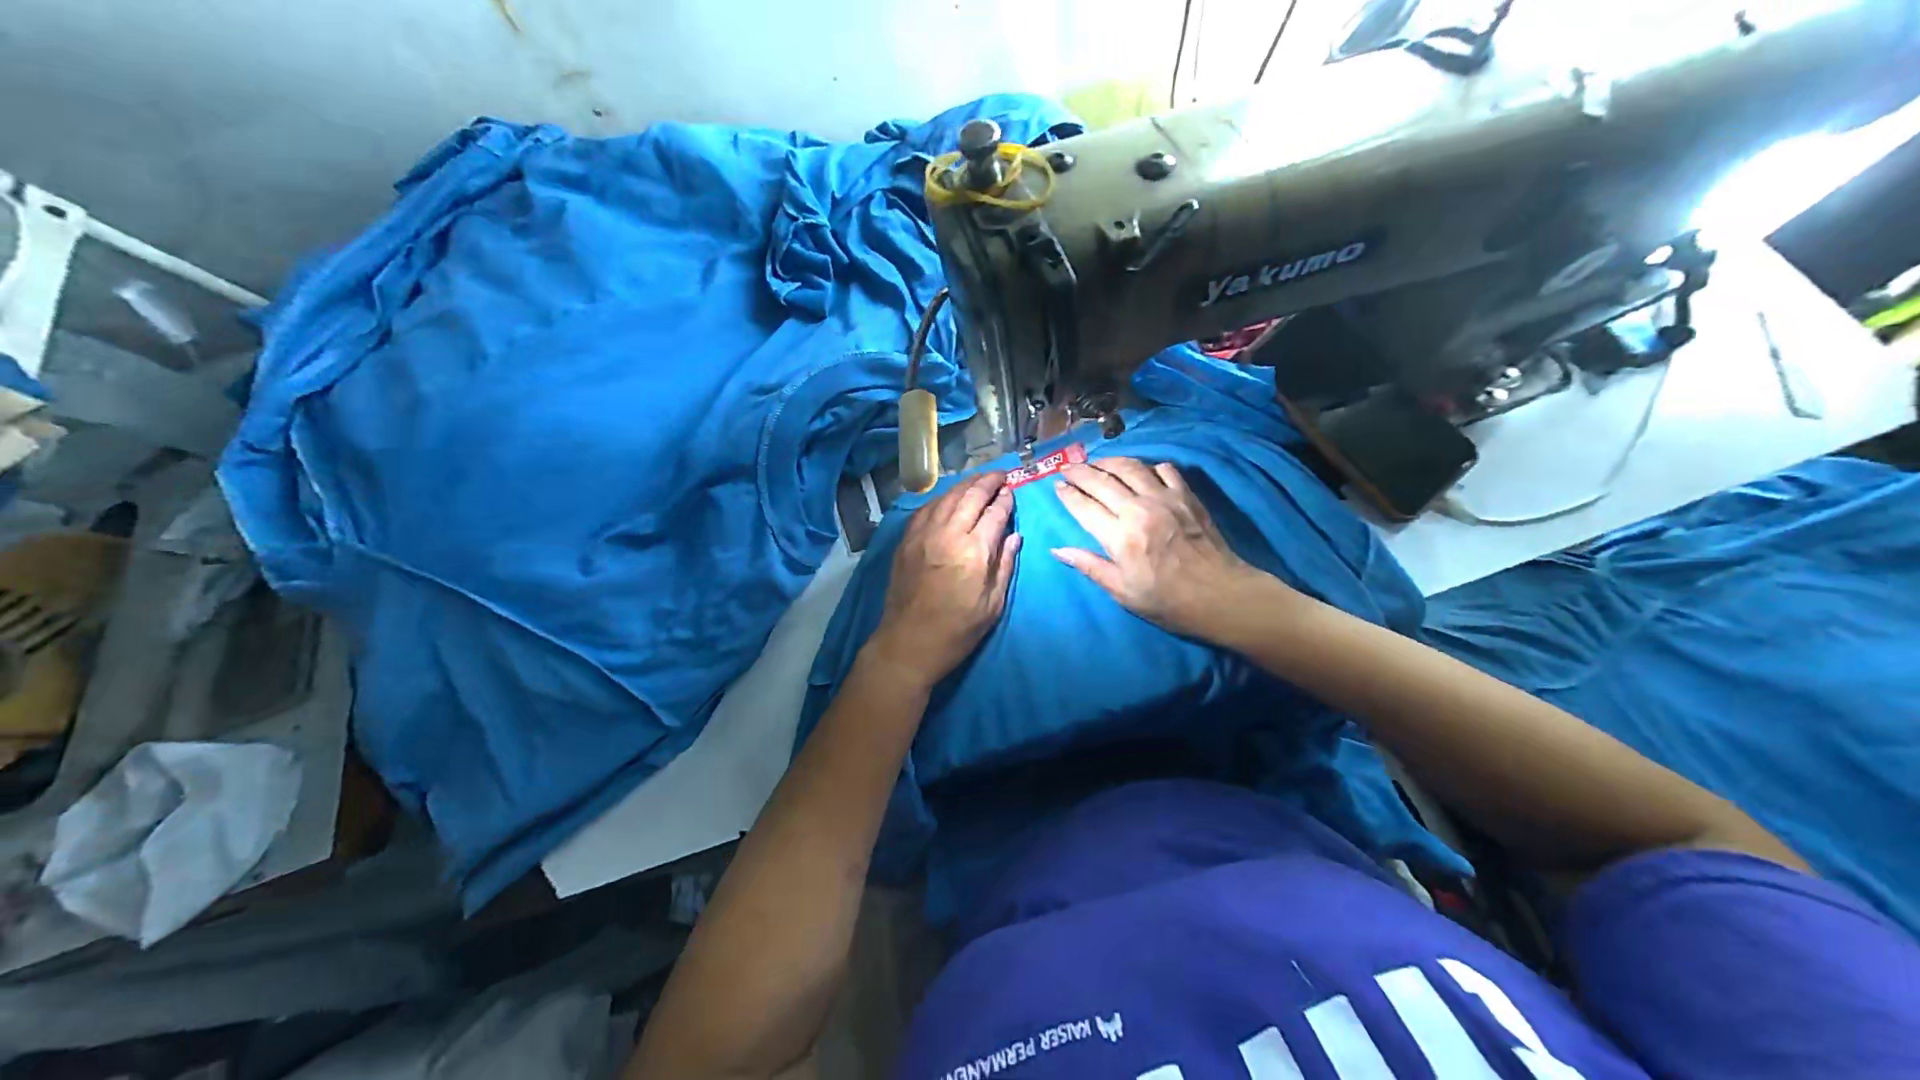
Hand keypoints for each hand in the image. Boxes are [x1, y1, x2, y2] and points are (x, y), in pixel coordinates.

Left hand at [866, 471, 1021, 687]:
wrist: (908, 643)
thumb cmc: (957, 631)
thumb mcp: (992, 604)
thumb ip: (1004, 565)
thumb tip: (1014, 535)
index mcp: (974, 551)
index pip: (995, 513)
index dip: (1006, 500)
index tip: (1013, 491)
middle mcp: (948, 533)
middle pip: (971, 496)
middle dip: (988, 482)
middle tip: (1000, 475)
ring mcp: (923, 534)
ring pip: (947, 497)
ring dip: (965, 485)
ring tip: (979, 480)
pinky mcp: (906, 540)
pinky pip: (926, 508)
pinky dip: (942, 498)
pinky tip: (950, 497)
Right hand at [1051, 458, 1273, 638]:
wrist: (1220, 595)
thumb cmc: (1167, 600)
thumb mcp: (1123, 591)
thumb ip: (1090, 566)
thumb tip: (1058, 550)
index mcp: (1120, 537)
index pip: (1084, 506)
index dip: (1068, 494)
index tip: (1057, 486)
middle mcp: (1139, 510)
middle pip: (1102, 481)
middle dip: (1080, 472)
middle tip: (1068, 468)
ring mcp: (1165, 498)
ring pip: (1130, 468)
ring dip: (1109, 462)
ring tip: (1097, 463)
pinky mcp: (1186, 496)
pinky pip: (1164, 469)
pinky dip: (1148, 467)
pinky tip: (1141, 472)